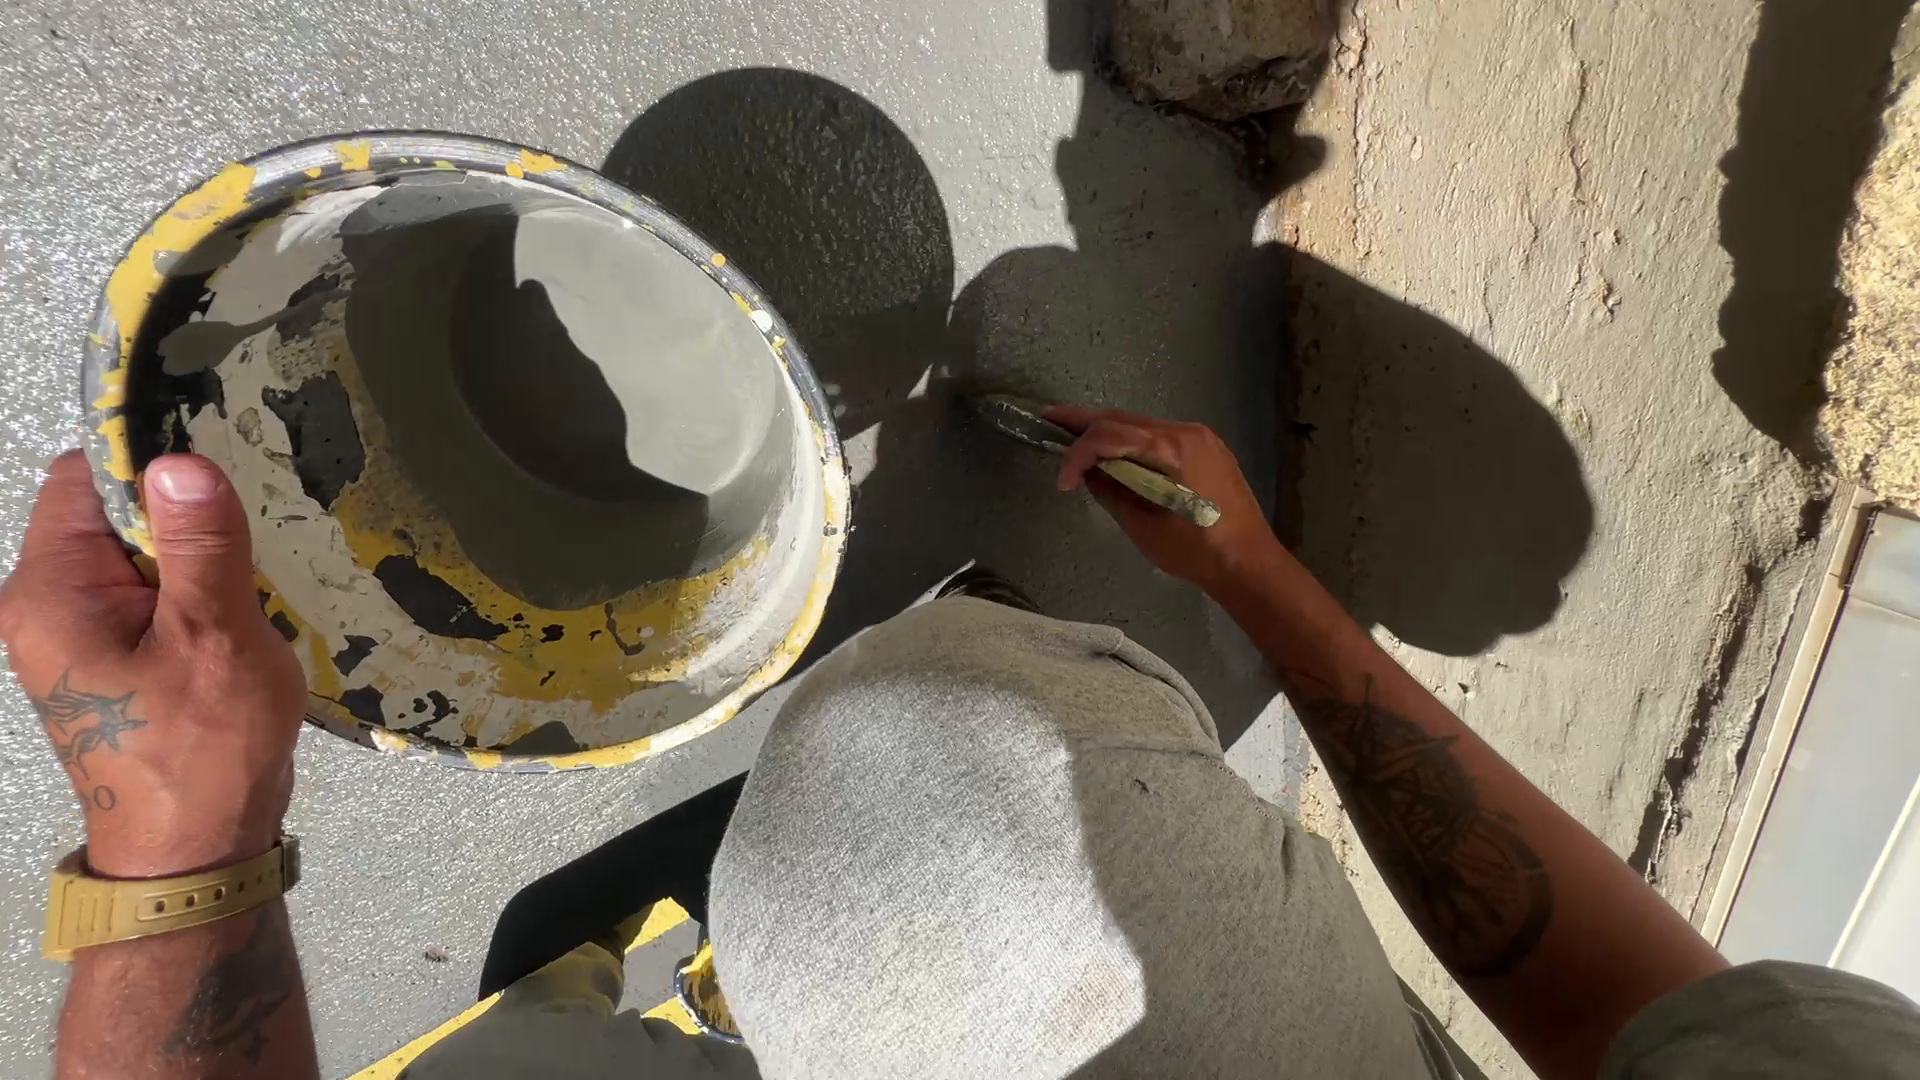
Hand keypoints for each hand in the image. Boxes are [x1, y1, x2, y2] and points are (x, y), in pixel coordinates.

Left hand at [0, 452, 304, 878]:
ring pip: (145, 556)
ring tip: (272, 550)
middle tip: (271, 506)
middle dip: (190, 505)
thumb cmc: (203, 732)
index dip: (153, 458)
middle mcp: (51, 602)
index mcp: (51, 589)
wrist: (198, 833)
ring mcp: (88, 631)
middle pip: (116, 516)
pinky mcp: (126, 655)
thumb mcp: (213, 631)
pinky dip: (206, 582)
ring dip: (205, 548)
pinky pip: (160, 592)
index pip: (86, 484)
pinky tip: (255, 593)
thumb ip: (199, 546)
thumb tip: (180, 460)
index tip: (235, 454)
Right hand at [1045, 405, 1284, 592]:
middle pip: (1123, 418)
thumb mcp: (1143, 527)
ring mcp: (1199, 436)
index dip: (1077, 453)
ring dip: (1105, 430)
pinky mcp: (1204, 446)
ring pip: (1139, 423)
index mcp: (1172, 449)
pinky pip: (1157, 434)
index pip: (1109, 435)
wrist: (1249, 562)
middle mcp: (1186, 432)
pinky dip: (1130, 439)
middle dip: (1083, 421)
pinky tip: (1112, 449)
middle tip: (1048, 419)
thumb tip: (1088, 473)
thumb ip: (1112, 492)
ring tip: (1072, 434)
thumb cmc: (1196, 551)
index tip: (1062, 482)